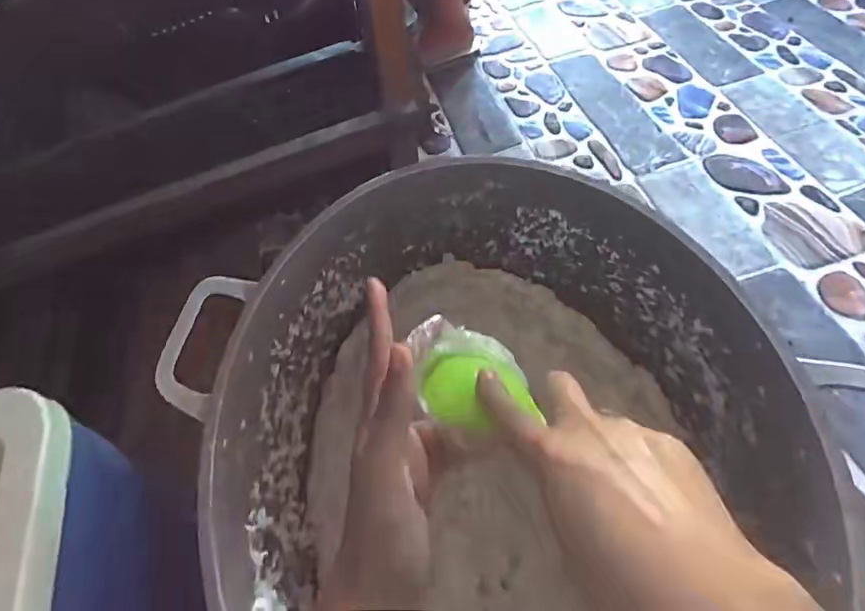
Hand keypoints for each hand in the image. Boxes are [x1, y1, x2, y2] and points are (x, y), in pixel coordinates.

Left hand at [317, 280, 448, 610]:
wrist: (381, 590)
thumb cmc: (380, 526)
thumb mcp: (386, 464)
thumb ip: (394, 409)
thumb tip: (404, 348)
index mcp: (375, 421)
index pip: (379, 359)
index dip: (378, 320)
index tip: (374, 283)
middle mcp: (389, 429)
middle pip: (402, 374)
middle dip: (412, 342)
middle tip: (434, 315)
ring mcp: (407, 453)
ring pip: (430, 406)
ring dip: (447, 385)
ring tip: (472, 364)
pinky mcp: (425, 477)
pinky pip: (449, 442)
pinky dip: (467, 430)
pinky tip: (490, 428)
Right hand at [479, 370, 820, 610]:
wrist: (710, 590)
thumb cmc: (622, 583)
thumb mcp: (570, 550)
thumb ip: (558, 502)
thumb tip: (561, 488)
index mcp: (556, 458)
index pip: (512, 416)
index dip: (494, 395)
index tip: (485, 377)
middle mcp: (591, 431)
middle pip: (561, 385)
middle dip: (557, 401)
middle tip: (566, 439)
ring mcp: (634, 431)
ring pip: (606, 421)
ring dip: (604, 443)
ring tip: (628, 492)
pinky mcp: (671, 442)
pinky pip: (642, 442)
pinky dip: (642, 462)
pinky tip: (663, 503)